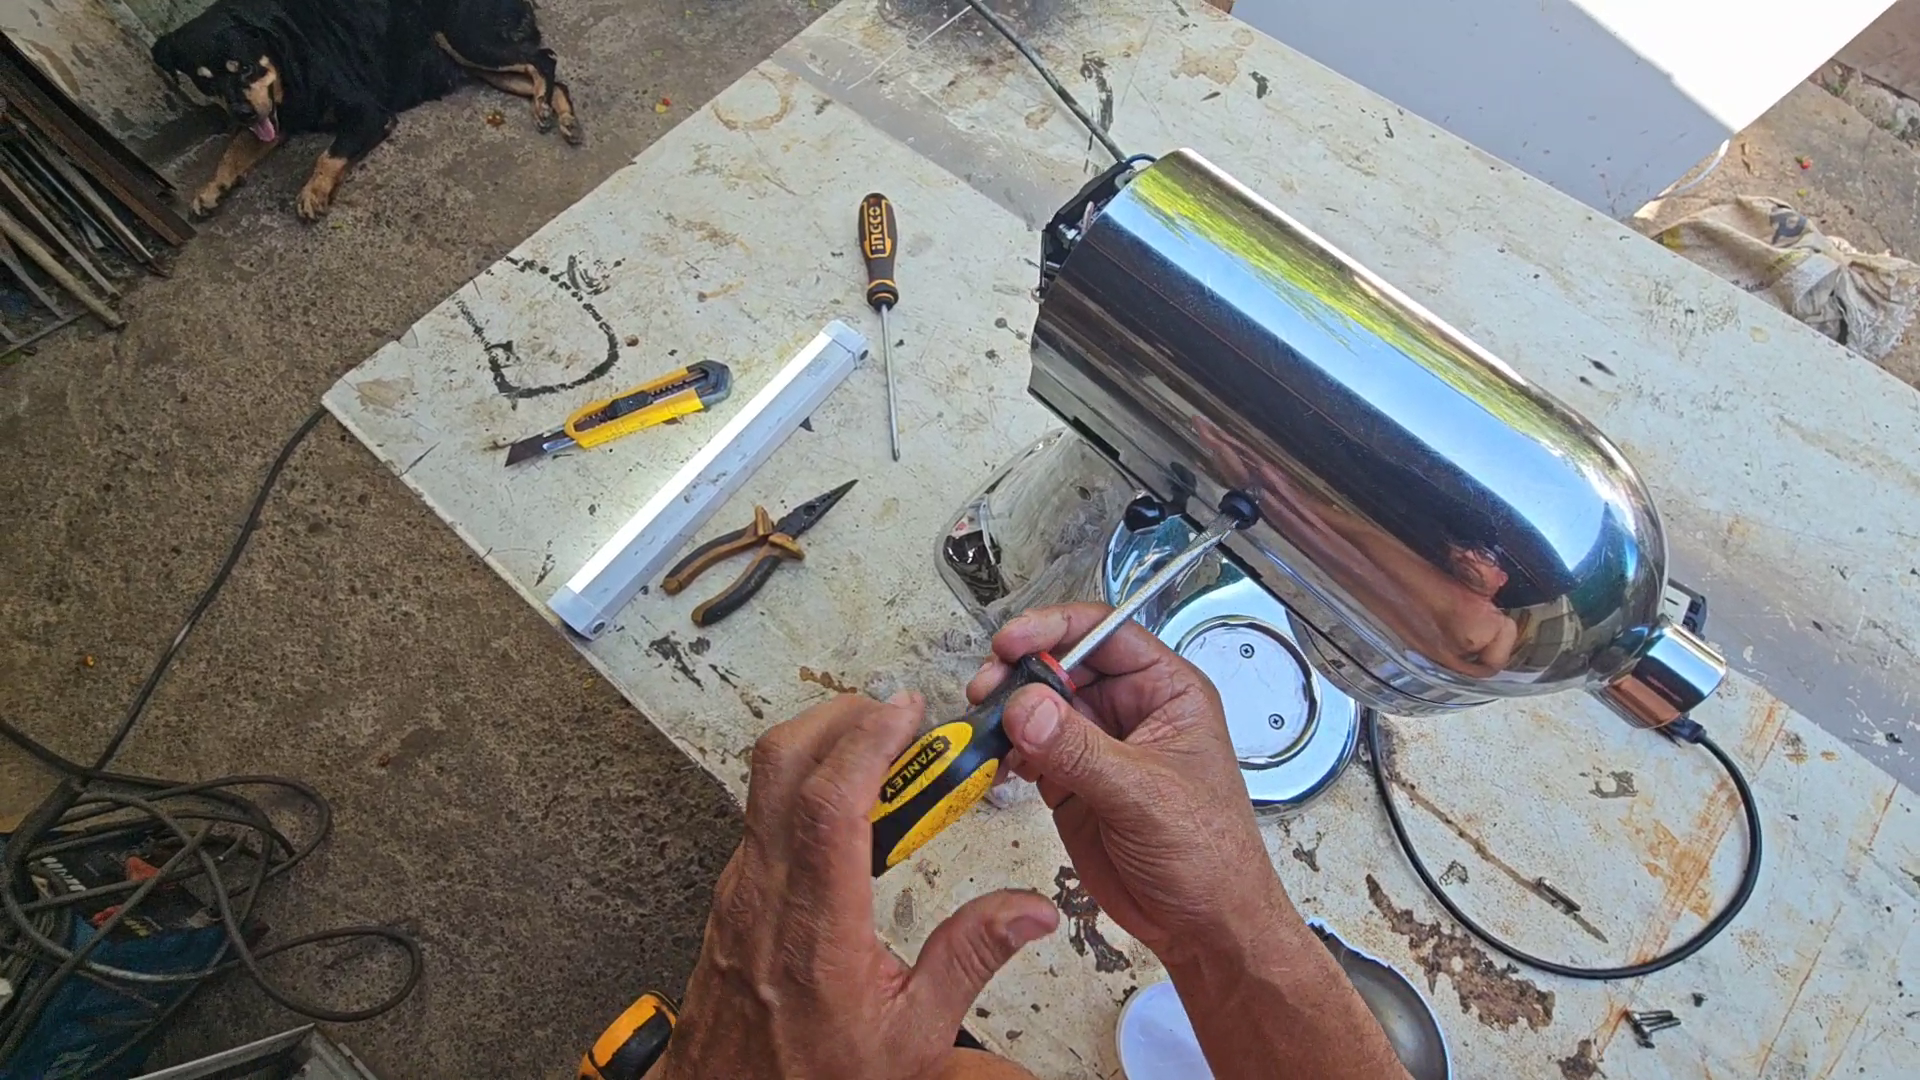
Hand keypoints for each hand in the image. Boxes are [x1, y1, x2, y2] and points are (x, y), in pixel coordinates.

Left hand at [655, 693, 1058, 1079]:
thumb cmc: (811, 1078)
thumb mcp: (912, 1039)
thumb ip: (970, 960)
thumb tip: (1030, 908)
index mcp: (815, 927)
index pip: (830, 804)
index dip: (870, 742)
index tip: (908, 713)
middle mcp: (767, 887)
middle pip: (784, 761)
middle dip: (843, 716)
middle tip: (897, 718)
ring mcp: (744, 879)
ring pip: (769, 774)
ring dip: (825, 738)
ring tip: (883, 748)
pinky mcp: (739, 880)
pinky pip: (768, 800)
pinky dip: (810, 771)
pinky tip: (852, 796)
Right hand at [967, 604, 1288, 969]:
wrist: (1202, 928)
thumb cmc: (1207, 854)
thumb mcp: (1144, 794)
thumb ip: (1081, 749)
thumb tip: (1025, 706)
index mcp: (1163, 689)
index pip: (1104, 633)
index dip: (1055, 629)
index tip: (1012, 642)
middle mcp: (1126, 707)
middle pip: (1061, 664)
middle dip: (1020, 671)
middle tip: (987, 687)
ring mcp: (1095, 741)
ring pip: (1038, 704)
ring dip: (1007, 711)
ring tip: (985, 725)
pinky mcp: (1069, 776)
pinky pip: (1028, 747)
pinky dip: (1007, 750)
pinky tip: (998, 762)